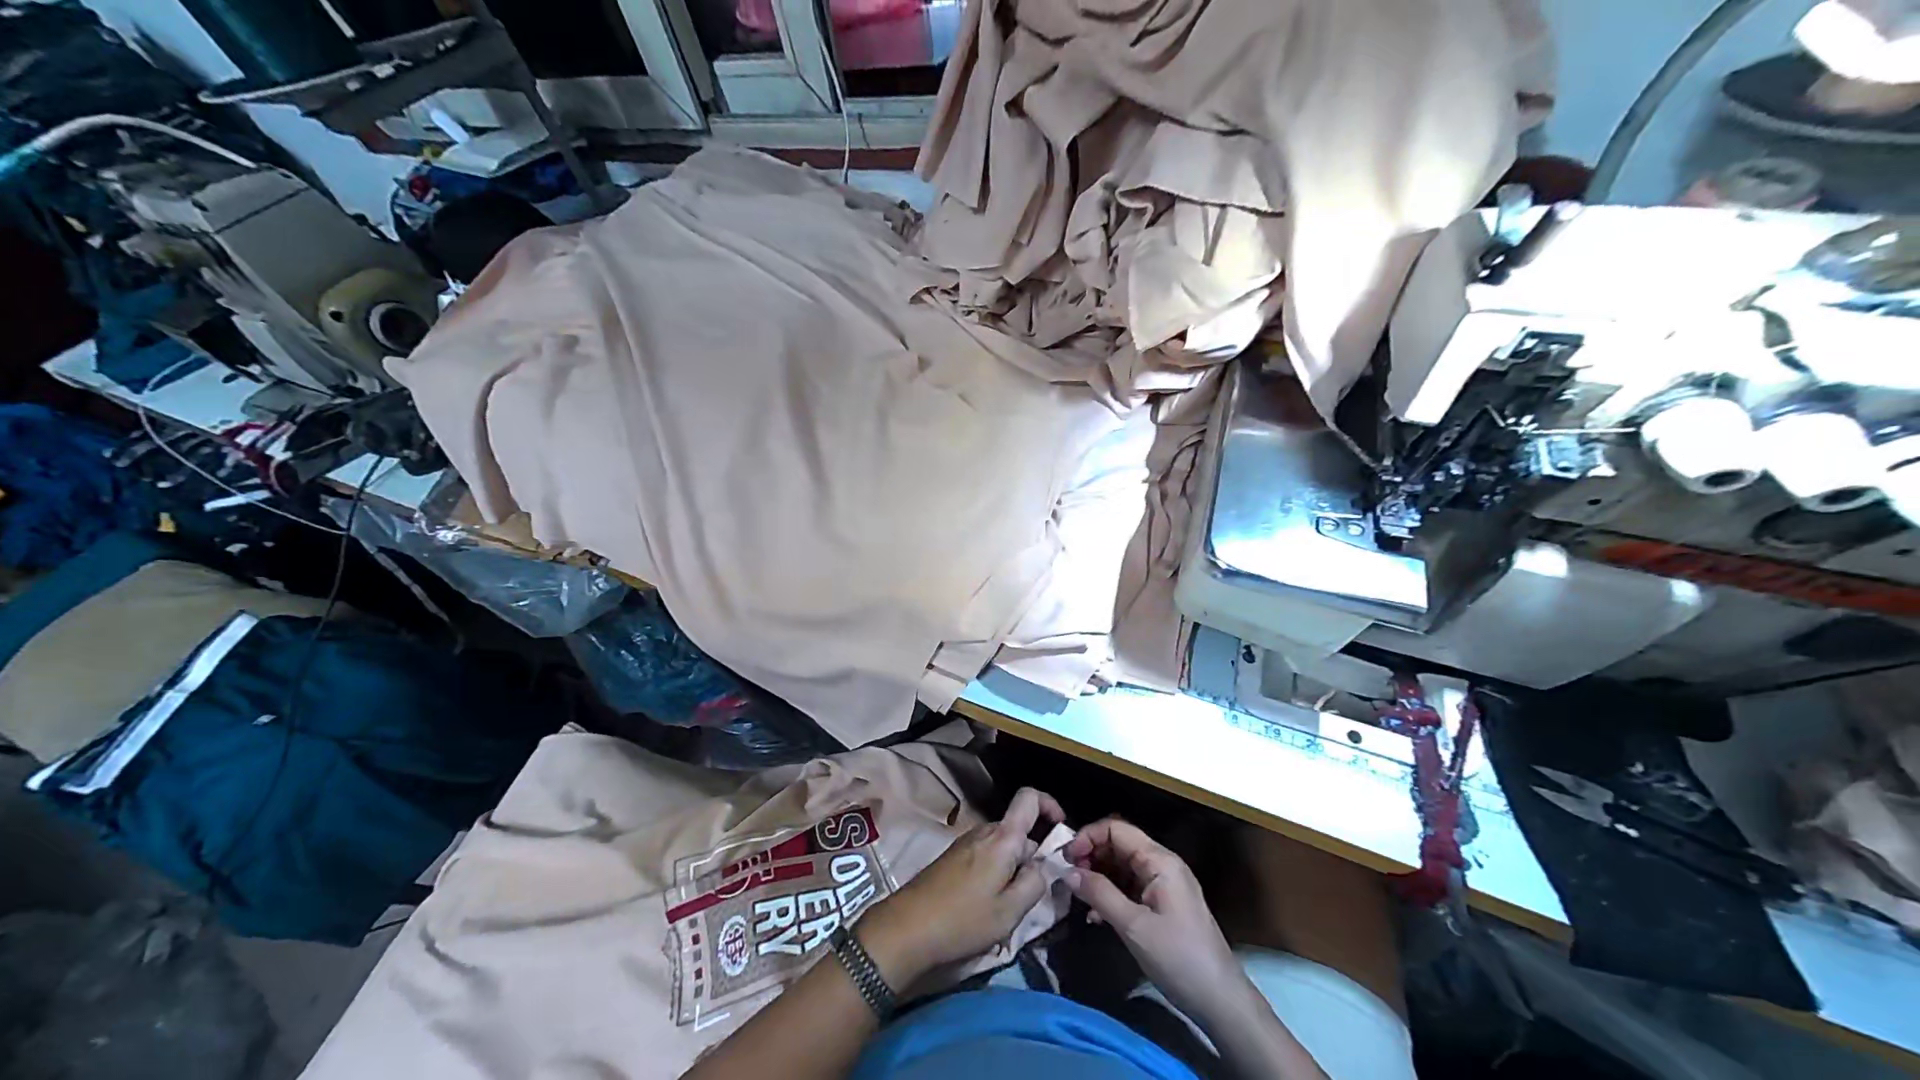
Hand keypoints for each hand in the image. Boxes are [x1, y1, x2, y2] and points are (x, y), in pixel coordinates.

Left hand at [857, 787, 1063, 988]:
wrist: (906, 929)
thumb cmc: (963, 919)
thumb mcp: (1010, 911)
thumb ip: (1035, 883)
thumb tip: (1042, 865)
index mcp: (1002, 837)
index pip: (1029, 798)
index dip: (1050, 804)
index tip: (1061, 830)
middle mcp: (983, 831)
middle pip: (1018, 831)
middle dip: (1032, 857)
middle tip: (1034, 896)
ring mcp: (965, 843)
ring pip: (1002, 848)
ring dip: (1012, 871)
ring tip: (1009, 909)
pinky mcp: (952, 859)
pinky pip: (985, 857)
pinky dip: (995, 875)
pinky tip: (987, 908)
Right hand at [1064, 818, 1251, 1022]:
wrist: (1220, 1000)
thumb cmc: (1178, 958)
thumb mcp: (1134, 926)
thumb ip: (1100, 893)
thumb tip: (1068, 872)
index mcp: (1160, 861)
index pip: (1116, 828)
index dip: (1088, 837)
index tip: (1066, 859)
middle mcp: (1163, 865)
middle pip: (1119, 844)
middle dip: (1091, 856)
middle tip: (1068, 878)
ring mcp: (1164, 885)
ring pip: (1122, 867)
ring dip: (1098, 876)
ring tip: (1078, 896)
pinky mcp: (1164, 905)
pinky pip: (1130, 887)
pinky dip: (1111, 894)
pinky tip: (1095, 915)